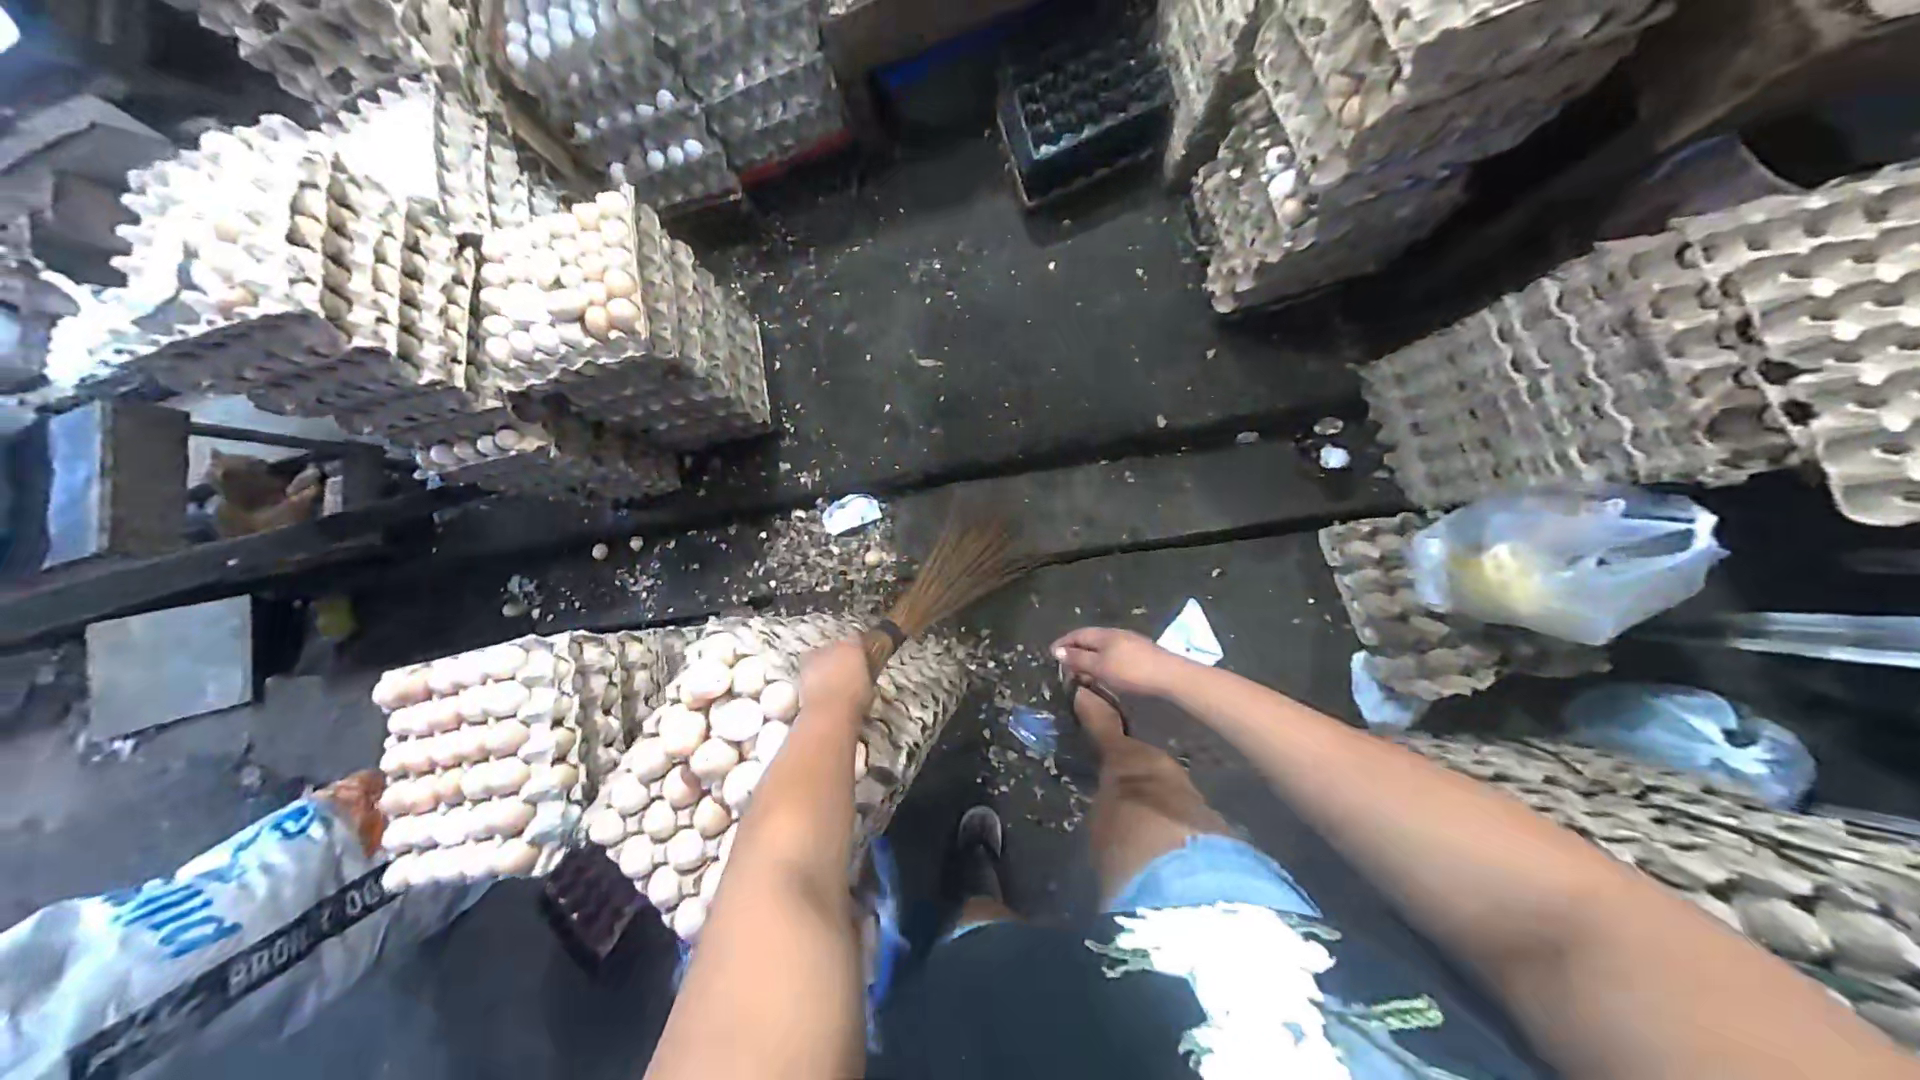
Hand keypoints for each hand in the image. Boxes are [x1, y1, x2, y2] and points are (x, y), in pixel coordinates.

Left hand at [797, 639, 874, 718]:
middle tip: (843, 672)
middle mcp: (833, 646)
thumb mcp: (869, 687)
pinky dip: (811, 676)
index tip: (859, 658)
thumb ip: (863, 676)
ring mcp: (815, 656)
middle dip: (838, 656)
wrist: (828, 712)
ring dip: (823, 665)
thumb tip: (862, 678)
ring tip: (828, 681)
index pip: (856, 638)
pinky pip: (808, 669)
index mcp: (853, 646)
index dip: (857, 647)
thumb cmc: (856, 700)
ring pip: (819, 656)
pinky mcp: (801, 669)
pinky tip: (816, 688)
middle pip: (835, 646)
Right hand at [1050, 627, 1195, 698]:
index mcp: (1103, 634)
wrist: (1169, 676)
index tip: (1051, 653)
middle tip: (1065, 667)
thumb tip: (1058, 650)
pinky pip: (1113, 655)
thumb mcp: (1099, 667)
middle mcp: (1115, 634)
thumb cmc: (1130, 671)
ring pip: (1102, 648)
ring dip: (1089, 658)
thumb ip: (1078, 659)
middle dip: (1075, 651)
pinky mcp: (1140, 654)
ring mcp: (1129, 643)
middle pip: (1090, 640)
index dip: (1063, 643)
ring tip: (1082, 673)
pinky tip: (1104, 674)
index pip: (1077, 634)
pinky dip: (1102, 663)